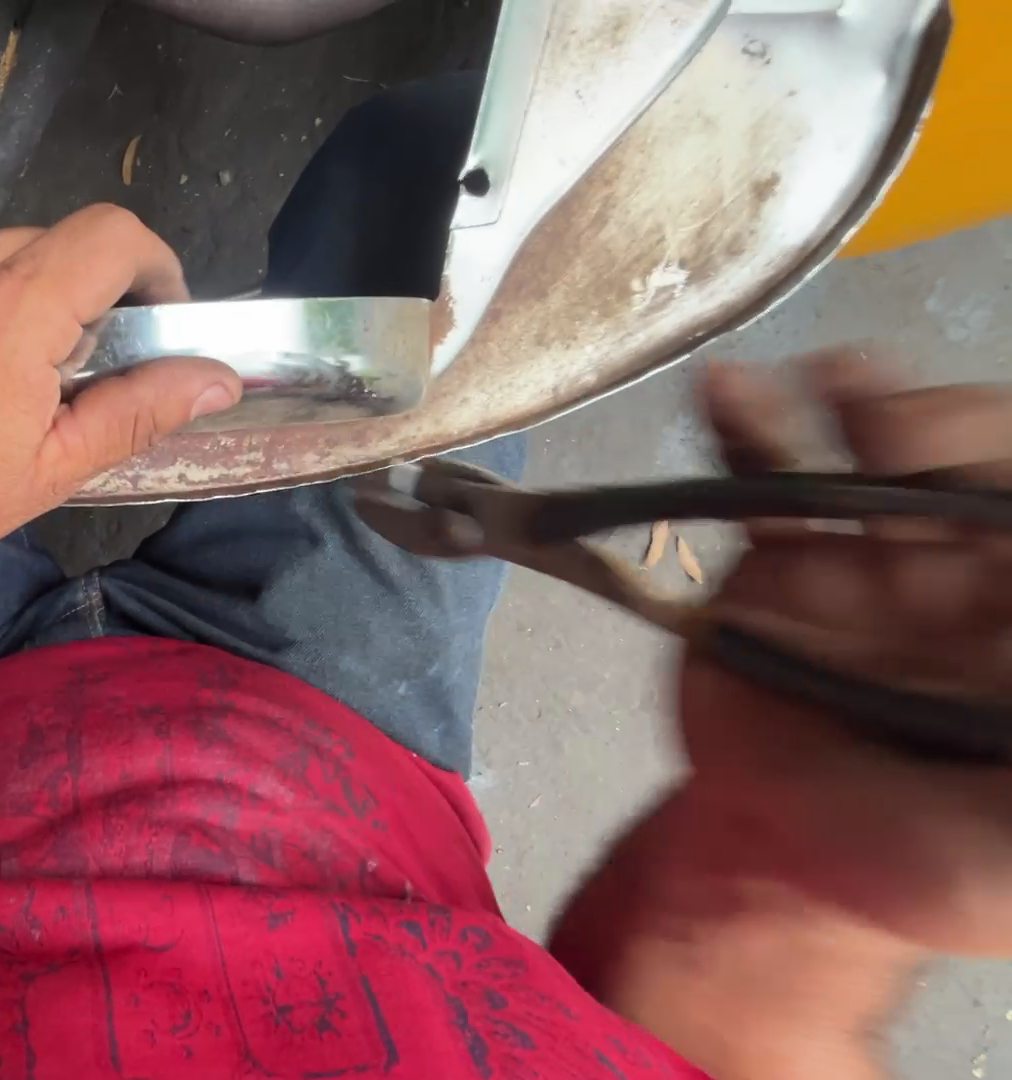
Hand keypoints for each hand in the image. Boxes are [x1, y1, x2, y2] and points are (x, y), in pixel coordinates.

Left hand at [0, 205, 241, 588]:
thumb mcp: (47, 471)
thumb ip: (139, 412)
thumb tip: (214, 378)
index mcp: (5, 317)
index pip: (111, 235)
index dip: (152, 265)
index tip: (153, 311)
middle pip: (54, 245)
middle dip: (81, 298)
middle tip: (66, 371)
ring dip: (17, 300)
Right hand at [677, 349, 1011, 956]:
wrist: (782, 850)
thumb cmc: (935, 860)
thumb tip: (1008, 620)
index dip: (1010, 470)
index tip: (969, 458)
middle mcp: (974, 574)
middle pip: (969, 474)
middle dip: (944, 431)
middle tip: (897, 422)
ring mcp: (868, 565)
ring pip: (868, 466)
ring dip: (845, 409)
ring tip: (823, 375)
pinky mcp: (772, 569)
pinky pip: (758, 496)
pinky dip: (740, 437)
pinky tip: (724, 392)